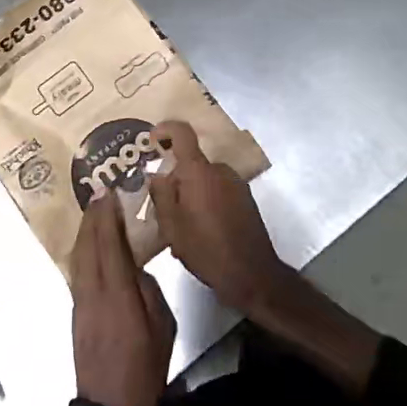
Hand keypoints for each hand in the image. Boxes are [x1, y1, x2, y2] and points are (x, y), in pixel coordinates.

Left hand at [71, 193, 175, 405]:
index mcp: (117, 294)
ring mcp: (79, 300)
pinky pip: (77, 269)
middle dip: (92, 217)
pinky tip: (90, 246)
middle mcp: (92, 291)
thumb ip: (149, 291)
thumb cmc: (144, 368)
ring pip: (78, 255)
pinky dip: (83, 250)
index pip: (108, 244)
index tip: (108, 193)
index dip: (106, 217)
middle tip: (99, 195)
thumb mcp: (162, 328)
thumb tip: (135, 268)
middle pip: (87, 244)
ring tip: (94, 214)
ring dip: (84, 231)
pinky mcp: (75, 310)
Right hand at [149, 120, 295, 317]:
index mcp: (199, 171)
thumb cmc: (206, 249)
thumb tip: (156, 175)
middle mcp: (220, 171)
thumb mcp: (171, 226)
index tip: (153, 139)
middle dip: (175, 178)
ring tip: (182, 224)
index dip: (166, 129)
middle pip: (191, 163)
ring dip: (191, 193)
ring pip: (204, 179)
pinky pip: (218, 190)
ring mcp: (237, 185)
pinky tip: (201, 230)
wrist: (253, 276)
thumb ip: (161, 194)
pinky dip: (206, 202)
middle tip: (163, 205)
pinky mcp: (246, 200)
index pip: (183, 133)